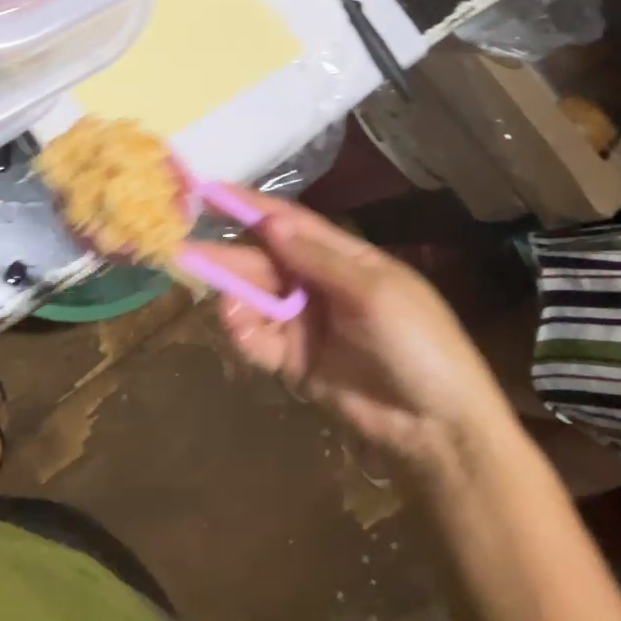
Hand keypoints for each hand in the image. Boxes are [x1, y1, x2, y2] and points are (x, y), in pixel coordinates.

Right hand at [195, 188, 516, 486]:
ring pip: (254, 300)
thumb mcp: (376, 294)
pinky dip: (243, 333)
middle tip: (181, 249)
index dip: (250, 206)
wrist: (438, 429)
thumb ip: (318, 259)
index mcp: (344, 260)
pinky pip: (258, 339)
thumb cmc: (420, 346)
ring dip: (233, 298)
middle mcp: (317, 285)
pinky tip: (239, 327)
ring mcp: (304, 324)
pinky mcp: (294, 361)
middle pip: (262, 262)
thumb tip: (270, 221)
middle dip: (225, 255)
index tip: (209, 191)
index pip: (289, 224)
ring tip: (225, 305)